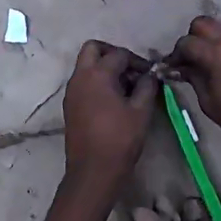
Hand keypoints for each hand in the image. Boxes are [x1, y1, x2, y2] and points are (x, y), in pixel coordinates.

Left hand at [62, 40, 158, 176]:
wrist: (93, 170)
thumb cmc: (120, 139)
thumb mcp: (141, 111)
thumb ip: (147, 86)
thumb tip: (150, 75)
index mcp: (97, 74)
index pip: (119, 54)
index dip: (138, 61)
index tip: (151, 73)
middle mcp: (79, 78)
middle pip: (93, 49)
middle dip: (113, 53)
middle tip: (131, 70)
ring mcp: (71, 92)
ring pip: (85, 66)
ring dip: (104, 68)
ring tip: (126, 87)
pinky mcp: (70, 106)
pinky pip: (83, 82)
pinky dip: (97, 82)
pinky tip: (114, 100)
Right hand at [166, 16, 220, 144]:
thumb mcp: (208, 101)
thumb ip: (193, 79)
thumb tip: (180, 68)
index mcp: (215, 53)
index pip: (186, 42)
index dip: (175, 55)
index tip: (171, 68)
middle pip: (202, 23)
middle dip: (192, 38)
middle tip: (190, 59)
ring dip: (210, 39)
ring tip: (208, 61)